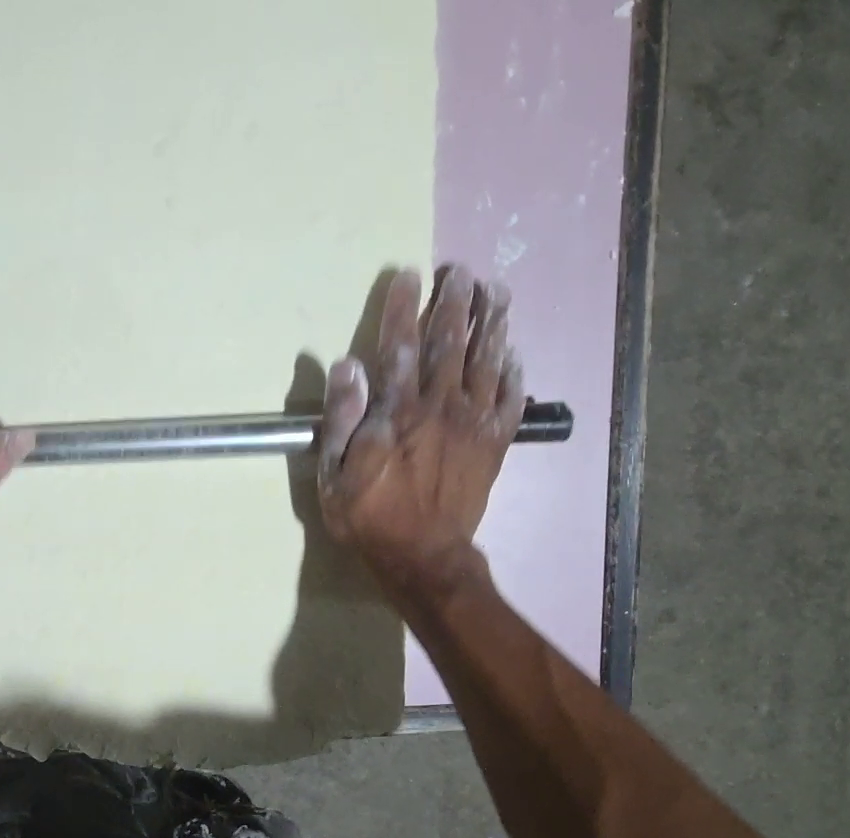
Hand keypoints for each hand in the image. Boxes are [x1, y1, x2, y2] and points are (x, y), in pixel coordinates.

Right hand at [316, 265, 524, 602]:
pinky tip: (514, 353)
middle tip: (459, 271)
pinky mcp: (495, 443)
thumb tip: (347, 365)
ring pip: (487, 360)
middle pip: (450, 342)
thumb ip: (341, 417)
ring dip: (492, 323)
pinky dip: (514, 372)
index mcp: (397, 410)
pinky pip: (511, 398)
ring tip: (496, 291)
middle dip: (454, 302)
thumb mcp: (334, 472)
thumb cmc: (369, 515)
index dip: (402, 307)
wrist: (422, 555)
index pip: (400, 345)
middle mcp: (440, 405)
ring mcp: (473, 423)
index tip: (406, 274)